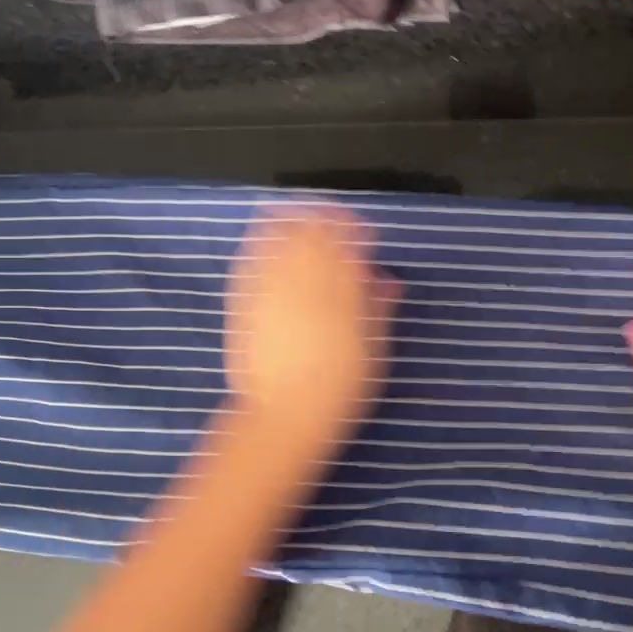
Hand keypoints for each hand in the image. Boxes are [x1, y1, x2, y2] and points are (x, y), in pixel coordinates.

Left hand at [223, 205, 397, 454]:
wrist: (283, 420)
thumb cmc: (338, 390)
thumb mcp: (373, 352)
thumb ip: (379, 310)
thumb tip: (388, 279)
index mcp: (341, 296)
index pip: (347, 248)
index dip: (355, 231)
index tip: (363, 230)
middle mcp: (305, 286)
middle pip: (311, 237)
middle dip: (323, 219)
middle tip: (332, 215)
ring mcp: (270, 294)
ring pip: (278, 243)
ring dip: (289, 222)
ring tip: (296, 211)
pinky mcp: (244, 306)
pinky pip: (249, 264)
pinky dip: (257, 242)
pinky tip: (262, 232)